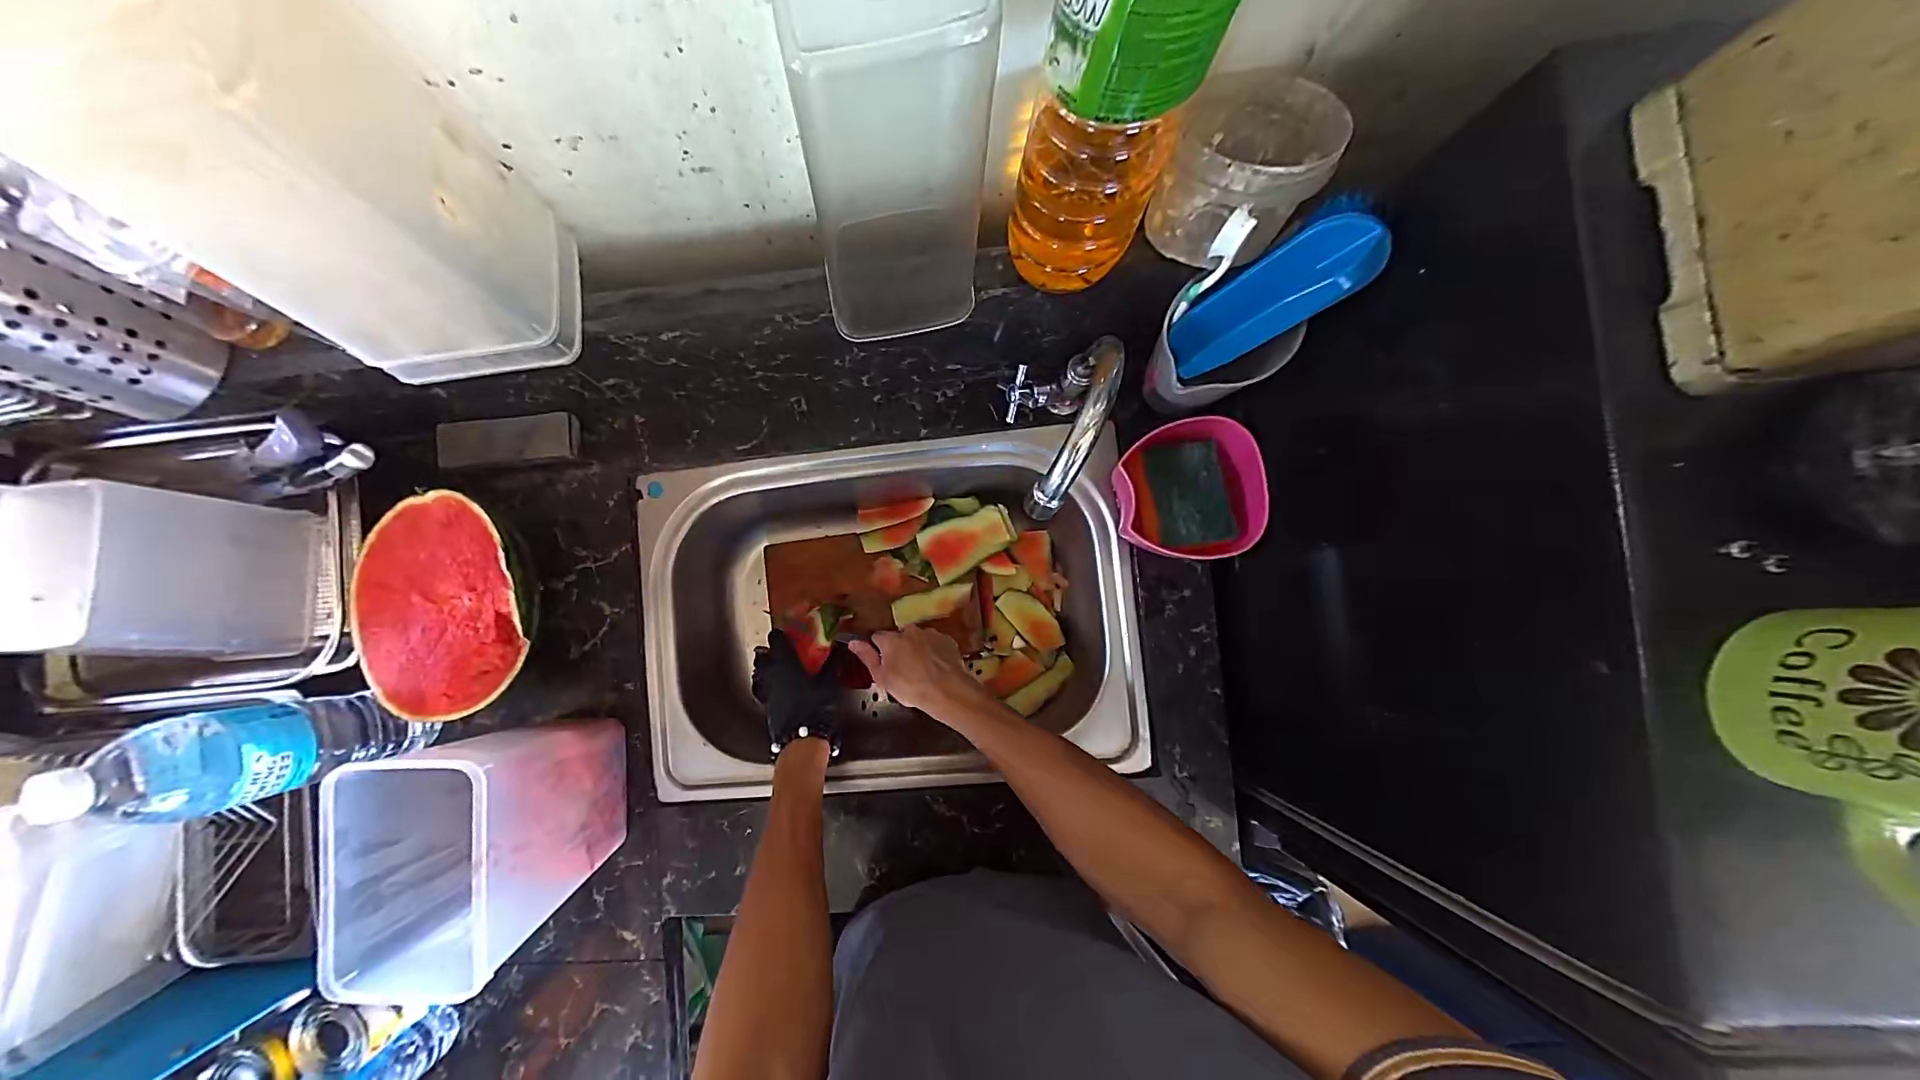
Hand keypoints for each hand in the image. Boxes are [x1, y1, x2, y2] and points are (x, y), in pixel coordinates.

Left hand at [752, 630, 850, 754]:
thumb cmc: (816, 706)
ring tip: (780, 668)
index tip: (785, 631)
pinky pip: (767, 690)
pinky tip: (784, 690)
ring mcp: (769, 693)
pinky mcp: (769, 708)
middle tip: (781, 649)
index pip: (777, 641)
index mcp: (785, 664)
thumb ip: (833, 661)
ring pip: (762, 674)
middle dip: (770, 651)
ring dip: (769, 668)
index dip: (780, 634)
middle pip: (763, 657)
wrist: (802, 740)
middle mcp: (772, 676)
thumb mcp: (829, 681)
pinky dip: (773, 686)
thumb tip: (840, 645)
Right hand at [847, 627, 985, 718]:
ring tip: (922, 670)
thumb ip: (867, 657)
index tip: (883, 662)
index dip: (879, 649)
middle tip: (903, 669)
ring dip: (918, 649)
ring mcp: (930, 634)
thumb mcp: (882, 677)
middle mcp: (910, 631)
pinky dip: (934, 652)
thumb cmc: (910, 687)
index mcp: (891, 639)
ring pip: (919, 639)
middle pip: (900, 637)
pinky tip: (936, 667)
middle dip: (900, 648)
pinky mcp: (947, 640)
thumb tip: (854, 642)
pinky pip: (935, 643)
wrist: (946, 690)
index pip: (877, 637)